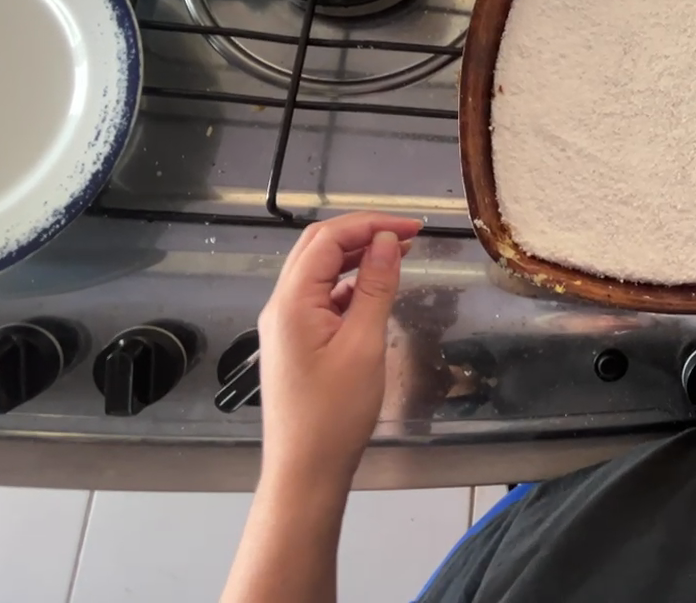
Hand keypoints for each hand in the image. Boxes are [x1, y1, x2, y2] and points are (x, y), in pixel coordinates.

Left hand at [256, 211, 422, 489]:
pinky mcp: (297, 339)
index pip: (328, 239)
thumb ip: (376, 286)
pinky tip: (377, 287)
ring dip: (357, 254)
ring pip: (319, 269)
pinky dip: (351, 280)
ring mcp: (287, 323)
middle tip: (407, 235)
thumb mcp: (364, 343)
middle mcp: (282, 305)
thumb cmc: (336, 411)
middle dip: (363, 232)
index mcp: (292, 302)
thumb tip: (387, 241)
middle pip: (318, 247)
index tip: (413, 229)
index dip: (370, 224)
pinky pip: (322, 294)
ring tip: (399, 253)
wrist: (306, 471)